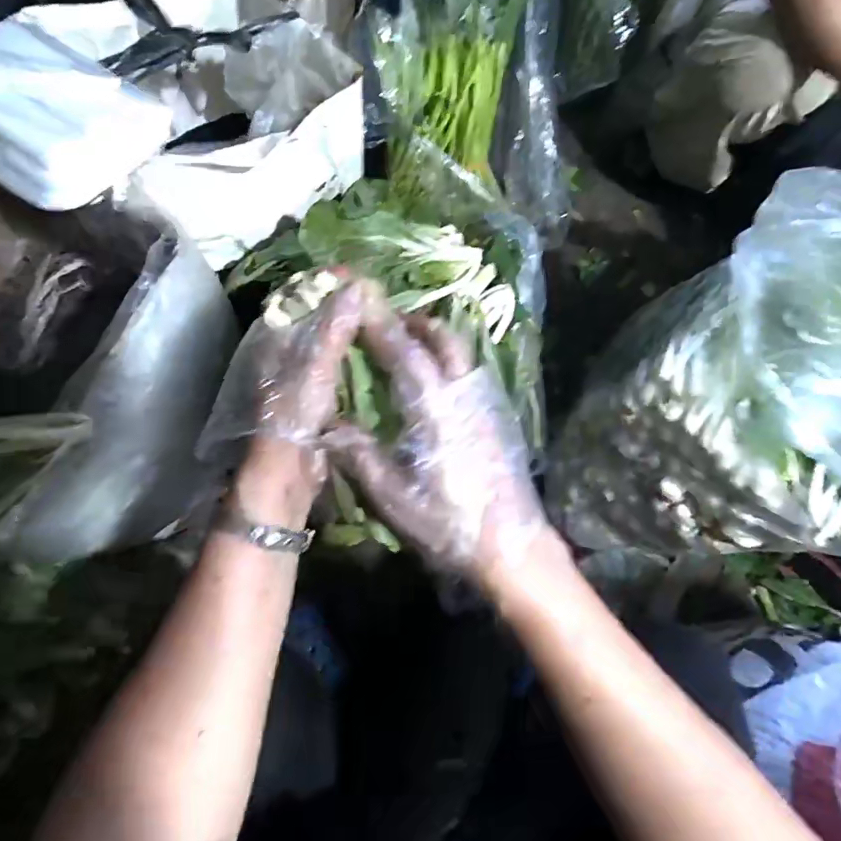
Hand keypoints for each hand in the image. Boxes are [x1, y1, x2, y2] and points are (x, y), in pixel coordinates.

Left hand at [234, 275, 368, 526]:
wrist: (283, 471)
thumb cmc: (292, 412)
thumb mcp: (315, 366)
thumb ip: (334, 327)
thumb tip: (357, 285)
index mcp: (275, 339)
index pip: (300, 297)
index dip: (327, 283)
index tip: (359, 274)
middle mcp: (283, 352)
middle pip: (314, 317)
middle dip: (343, 304)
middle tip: (377, 296)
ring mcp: (297, 375)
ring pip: (326, 341)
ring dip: (349, 328)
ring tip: (380, 319)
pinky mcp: (312, 396)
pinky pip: (335, 365)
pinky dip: (352, 355)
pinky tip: (373, 354)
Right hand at [321, 285, 551, 586]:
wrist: (513, 547)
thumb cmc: (450, 524)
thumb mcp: (395, 498)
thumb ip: (360, 455)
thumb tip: (326, 425)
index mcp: (434, 408)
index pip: (402, 351)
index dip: (377, 321)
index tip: (356, 294)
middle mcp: (462, 393)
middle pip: (438, 337)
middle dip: (408, 321)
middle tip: (378, 321)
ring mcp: (484, 400)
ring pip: (457, 349)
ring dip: (428, 336)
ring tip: (401, 343)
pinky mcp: (495, 414)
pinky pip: (465, 368)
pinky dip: (443, 356)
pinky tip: (429, 380)